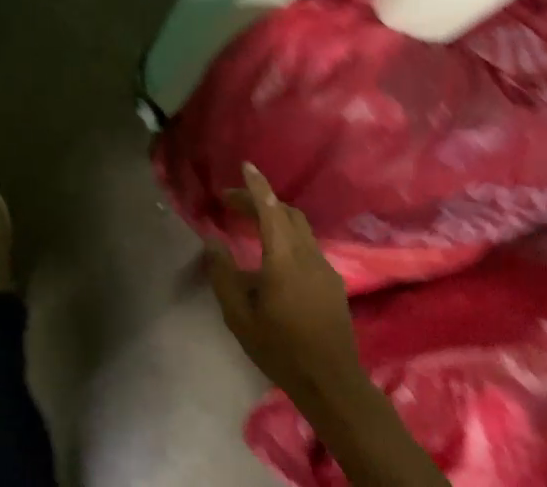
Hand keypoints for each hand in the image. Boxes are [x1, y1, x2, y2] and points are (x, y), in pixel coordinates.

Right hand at [208, 161, 363, 397]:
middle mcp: (308, 256)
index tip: (245, 165)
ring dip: (275, 218)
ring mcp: (325, 269)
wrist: (331, 382)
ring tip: (249, 227)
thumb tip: (213, 243)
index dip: (256, 186)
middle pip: (287, 213)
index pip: (270, 209)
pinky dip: (287, 238)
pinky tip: (273, 258)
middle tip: (232, 203)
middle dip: (260, 200)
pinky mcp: (333, 284)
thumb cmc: (279, 348)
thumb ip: (223, 274)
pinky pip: (307, 247)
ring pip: (300, 229)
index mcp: (284, 258)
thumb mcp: (238, 315)